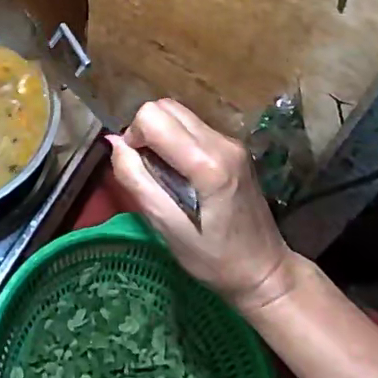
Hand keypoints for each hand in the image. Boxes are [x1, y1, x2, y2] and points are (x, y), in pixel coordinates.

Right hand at [107, 99, 301, 312]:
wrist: (264, 271)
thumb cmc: (212, 258)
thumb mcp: (164, 225)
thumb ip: (135, 179)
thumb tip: (113, 142)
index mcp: (207, 163)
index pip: (152, 117)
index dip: (134, 136)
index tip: (138, 167)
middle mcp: (222, 142)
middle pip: (164, 107)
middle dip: (145, 130)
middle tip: (148, 167)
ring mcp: (231, 142)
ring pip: (177, 112)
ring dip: (159, 133)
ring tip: (163, 170)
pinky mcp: (233, 146)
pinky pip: (191, 126)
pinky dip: (174, 139)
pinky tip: (181, 171)